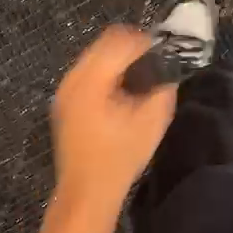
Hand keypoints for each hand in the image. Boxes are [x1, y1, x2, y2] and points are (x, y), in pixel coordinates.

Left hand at [50, 25, 178, 206]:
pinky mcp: (64, 103)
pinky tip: (122, 91)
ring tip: (141, 76)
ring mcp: (64, 92)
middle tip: (154, 61)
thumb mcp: (152, 122)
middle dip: (131, 48)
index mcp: (92, 80)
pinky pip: (87, 73)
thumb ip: (163, 89)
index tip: (164, 51)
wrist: (86, 192)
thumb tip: (167, 72)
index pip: (119, 41)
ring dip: (118, 60)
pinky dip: (106, 73)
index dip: (144, 41)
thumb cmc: (119, 158)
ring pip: (94, 57)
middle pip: (103, 44)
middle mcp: (73, 79)